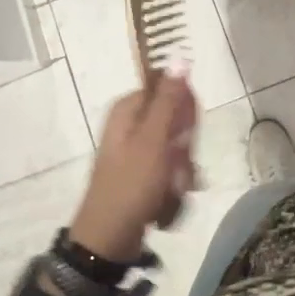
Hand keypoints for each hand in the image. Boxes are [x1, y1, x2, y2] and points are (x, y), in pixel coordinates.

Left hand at [68, 74, 197, 262]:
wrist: (108, 240)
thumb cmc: (130, 186)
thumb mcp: (153, 141)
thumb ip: (169, 100)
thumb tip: (179, 55)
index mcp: (129, 108)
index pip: (173, 92)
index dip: (186, 115)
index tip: (186, 138)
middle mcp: (130, 124)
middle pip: (177, 122)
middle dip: (185, 150)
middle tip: (178, 170)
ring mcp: (135, 150)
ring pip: (177, 149)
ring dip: (182, 172)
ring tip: (174, 191)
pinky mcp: (140, 174)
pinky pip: (169, 170)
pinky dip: (174, 185)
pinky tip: (170, 202)